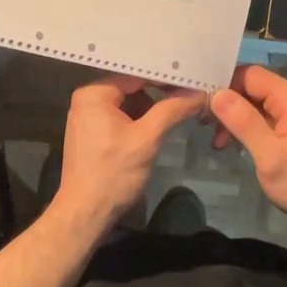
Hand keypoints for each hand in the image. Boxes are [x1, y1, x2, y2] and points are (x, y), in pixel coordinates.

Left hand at [52, 75, 205, 232]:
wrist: (86, 212)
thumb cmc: (113, 174)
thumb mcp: (147, 139)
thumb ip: (172, 110)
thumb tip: (199, 93)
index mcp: (93, 93)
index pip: (136, 73)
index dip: (165, 75)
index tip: (193, 76)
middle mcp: (87, 99)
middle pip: (132, 87)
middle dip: (160, 92)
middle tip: (192, 92)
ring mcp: (88, 118)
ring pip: (128, 104)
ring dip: (152, 109)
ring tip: (181, 109)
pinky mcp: (93, 135)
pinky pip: (121, 118)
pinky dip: (140, 121)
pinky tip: (160, 126)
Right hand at [209, 65, 286, 227]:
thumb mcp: (269, 155)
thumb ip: (244, 122)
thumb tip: (216, 94)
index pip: (252, 75)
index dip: (225, 84)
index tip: (203, 105)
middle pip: (254, 89)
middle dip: (228, 104)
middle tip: (206, 127)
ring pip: (257, 106)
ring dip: (235, 120)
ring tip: (218, 143)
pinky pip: (266, 121)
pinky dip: (248, 130)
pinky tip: (234, 146)